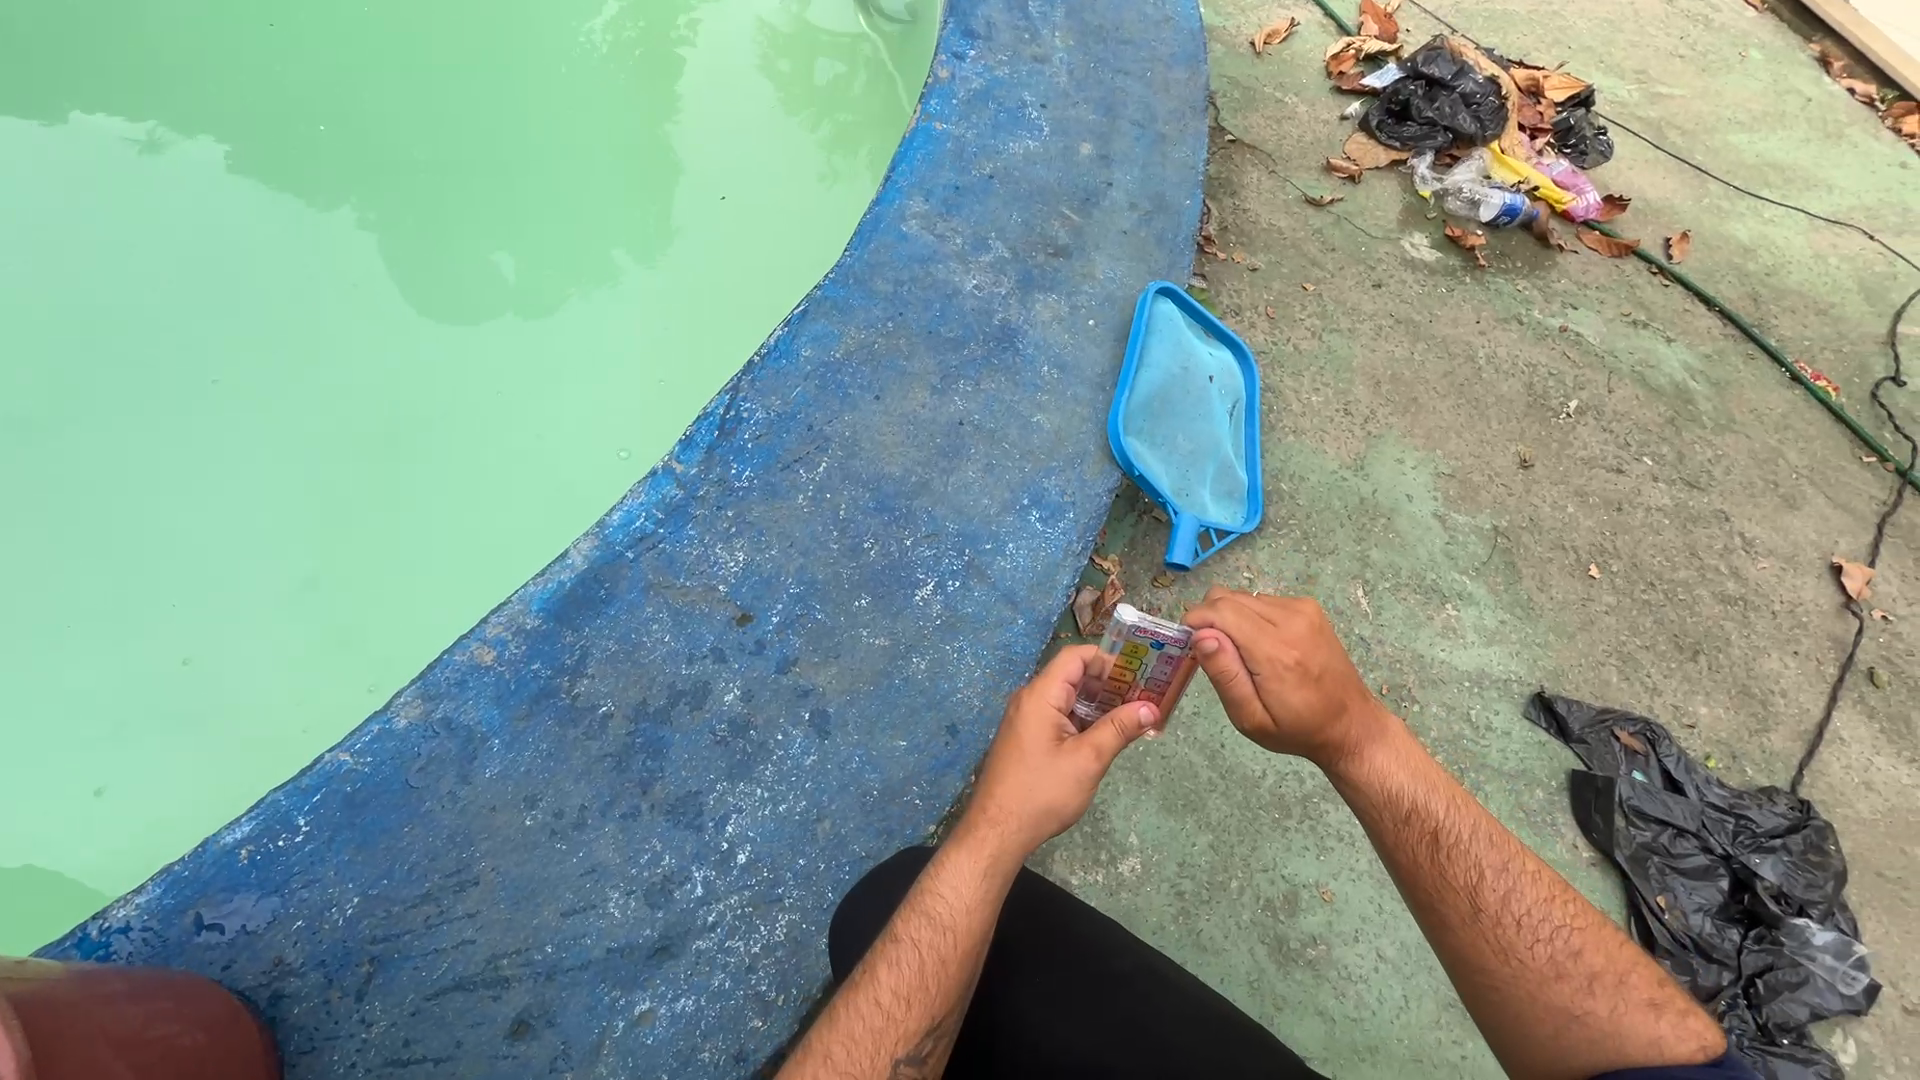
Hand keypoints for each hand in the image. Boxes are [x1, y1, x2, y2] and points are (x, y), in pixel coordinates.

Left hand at [955, 646, 1158, 858]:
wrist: (998, 830)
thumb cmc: (1042, 792)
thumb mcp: (1087, 759)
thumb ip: (1119, 729)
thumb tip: (1150, 708)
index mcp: (1040, 695)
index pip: (1075, 657)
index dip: (1107, 659)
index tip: (1138, 671)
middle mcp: (1031, 700)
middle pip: (1073, 676)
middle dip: (1109, 682)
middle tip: (1145, 694)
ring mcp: (1027, 719)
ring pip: (1068, 698)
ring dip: (1099, 704)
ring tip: (1135, 713)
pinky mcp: (1028, 738)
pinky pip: (1060, 716)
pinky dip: (1084, 719)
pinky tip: (1109, 734)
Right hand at [1182, 587, 1391, 767]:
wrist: (1350, 724)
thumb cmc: (1296, 729)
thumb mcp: (1250, 719)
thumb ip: (1225, 675)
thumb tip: (1201, 635)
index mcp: (1276, 652)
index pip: (1220, 611)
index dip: (1195, 621)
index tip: (1188, 643)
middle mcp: (1291, 620)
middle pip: (1227, 598)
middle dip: (1208, 618)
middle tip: (1210, 651)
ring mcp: (1303, 609)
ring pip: (1242, 597)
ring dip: (1229, 618)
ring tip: (1238, 651)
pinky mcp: (1308, 607)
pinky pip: (1261, 600)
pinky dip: (1249, 616)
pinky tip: (1259, 644)